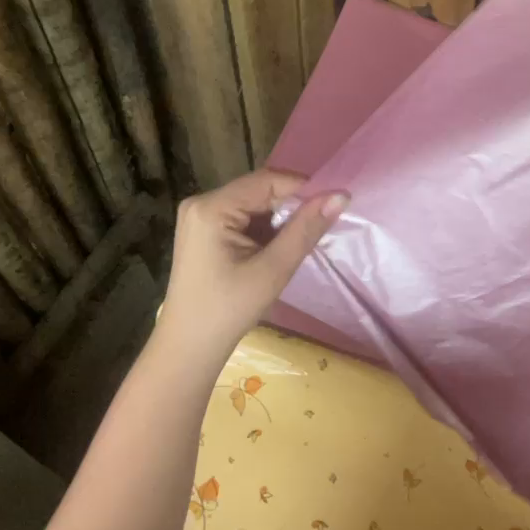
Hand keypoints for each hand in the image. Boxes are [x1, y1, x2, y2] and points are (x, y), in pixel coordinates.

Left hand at [157, 169, 348, 356]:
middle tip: (317, 228)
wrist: (189, 347)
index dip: (303, 188)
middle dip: (290, 206)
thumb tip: (340, 196)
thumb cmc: (229, 310)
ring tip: (294, 244)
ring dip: (278, 220)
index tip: (334, 204)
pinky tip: (273, 251)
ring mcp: (199, 217)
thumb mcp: (273, 269)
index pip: (267, 181)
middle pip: (259, 190)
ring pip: (253, 204)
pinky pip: (242, 217)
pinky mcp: (203, 231)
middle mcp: (201, 203)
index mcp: (211, 207)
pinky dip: (263, 229)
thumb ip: (306, 229)